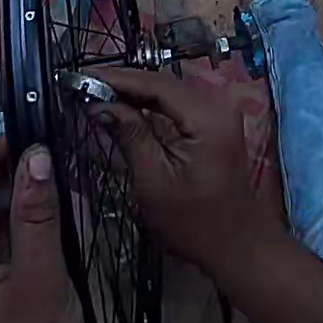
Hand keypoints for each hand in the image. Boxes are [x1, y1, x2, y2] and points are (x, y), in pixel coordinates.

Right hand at [92, 69, 288, 277]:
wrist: (239, 247)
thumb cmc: (196, 223)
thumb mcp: (154, 181)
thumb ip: (128, 135)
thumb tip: (98, 104)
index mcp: (207, 116)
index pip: (155, 84)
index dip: (116, 77)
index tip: (83, 76)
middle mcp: (216, 103)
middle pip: (160, 82)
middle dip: (121, 82)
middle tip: (83, 83)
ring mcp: (216, 110)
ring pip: (165, 89)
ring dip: (131, 90)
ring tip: (96, 91)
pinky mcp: (211, 119)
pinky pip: (173, 101)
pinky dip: (146, 102)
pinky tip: (122, 104)